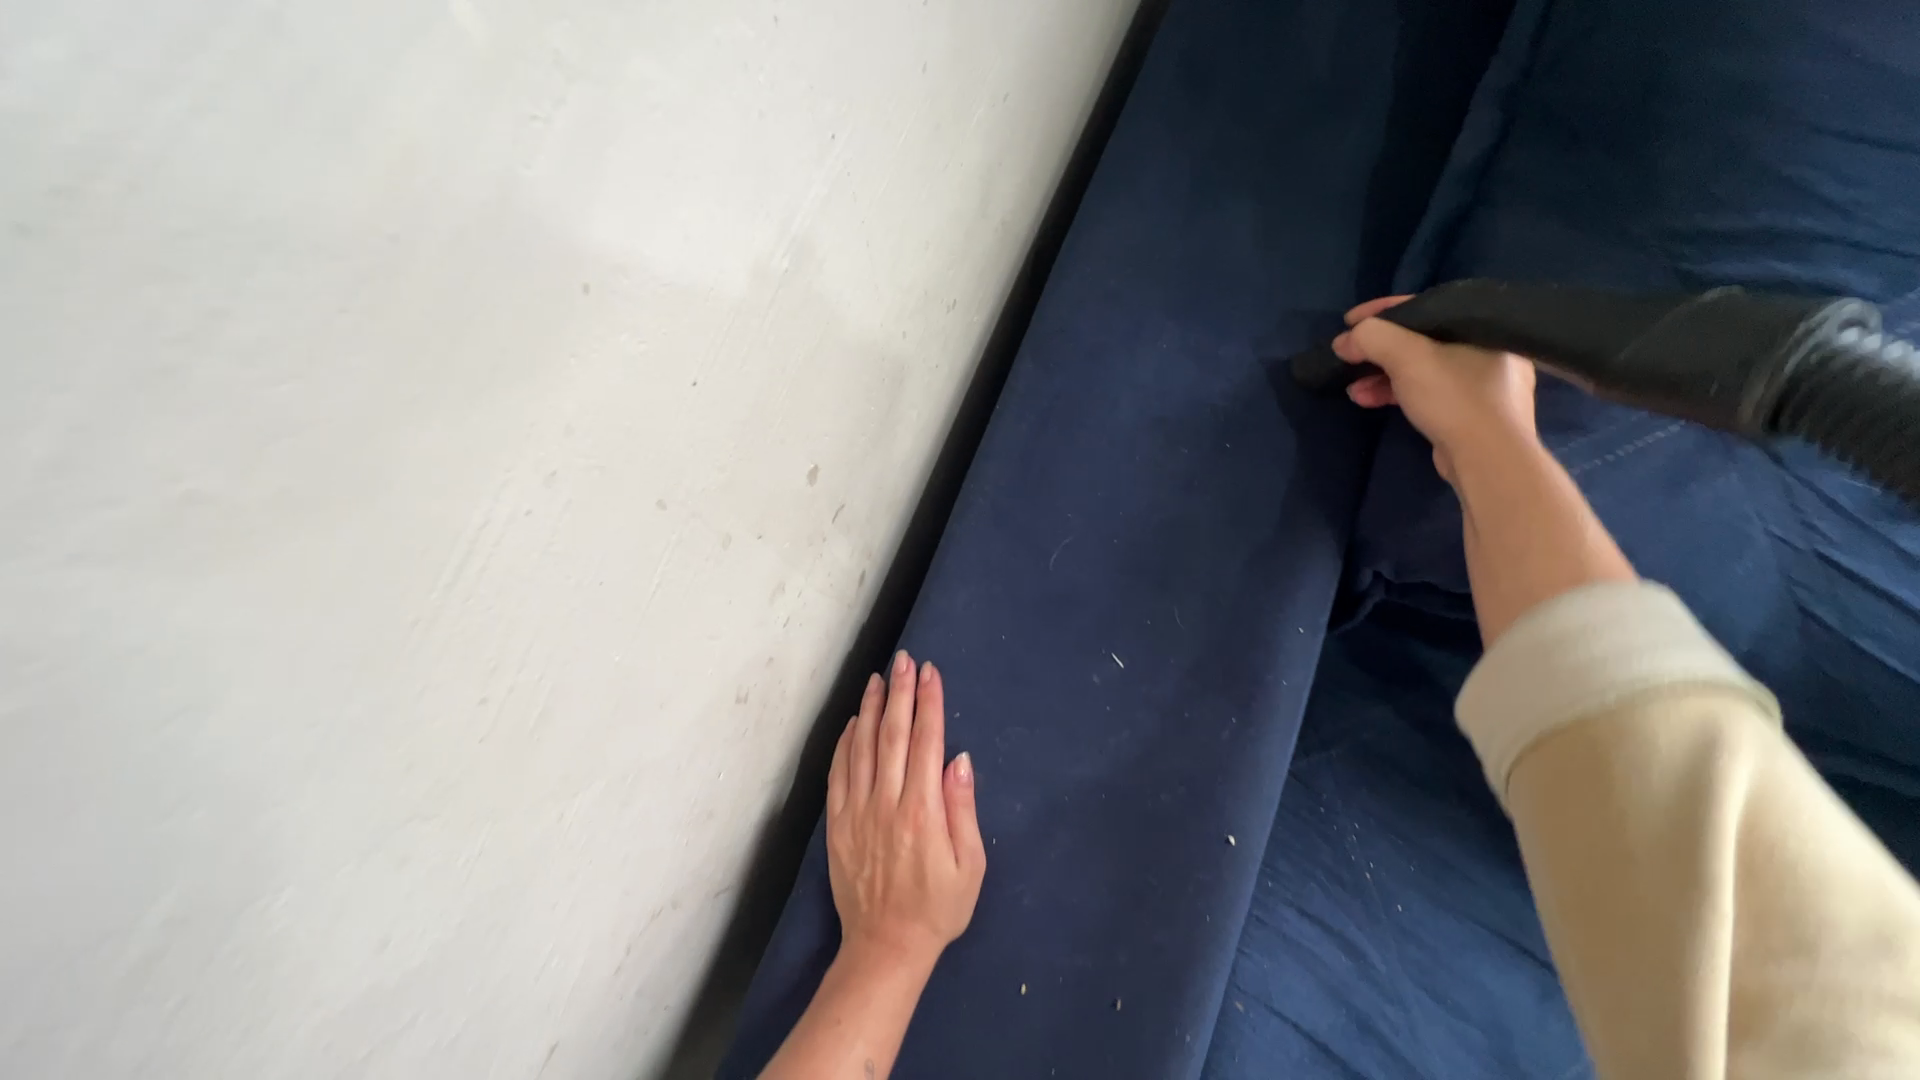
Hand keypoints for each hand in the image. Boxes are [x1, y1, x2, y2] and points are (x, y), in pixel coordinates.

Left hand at [826, 651, 985, 970]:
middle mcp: (886, 803)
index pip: (926, 742)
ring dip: (870, 708)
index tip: (931, 673)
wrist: (886, 947)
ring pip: (861, 747)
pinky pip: (838, 773)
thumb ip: (963, 810)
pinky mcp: (837, 824)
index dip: (929, 703)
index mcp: (922, 811)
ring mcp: (856, 812)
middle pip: (892, 735)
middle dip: (900, 693)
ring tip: (878, 678)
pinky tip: (851, 722)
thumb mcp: (970, 866)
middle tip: (905, 660)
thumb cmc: (938, 908)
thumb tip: (959, 760)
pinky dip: (844, 743)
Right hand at [1334, 295, 1540, 482]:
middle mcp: (1488, 349)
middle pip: (1421, 339)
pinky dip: (1398, 393)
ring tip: (1354, 390)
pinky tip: (1371, 401)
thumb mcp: (1408, 357)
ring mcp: (1483, 383)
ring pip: (1422, 369)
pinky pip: (1428, 391)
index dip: (1381, 311)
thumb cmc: (1453, 397)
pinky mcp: (1471, 412)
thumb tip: (1345, 340)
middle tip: (1348, 359)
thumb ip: (1373, 337)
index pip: (1425, 305)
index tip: (1347, 321)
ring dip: (1381, 376)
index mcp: (1483, 326)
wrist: (1487, 457)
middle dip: (1377, 350)